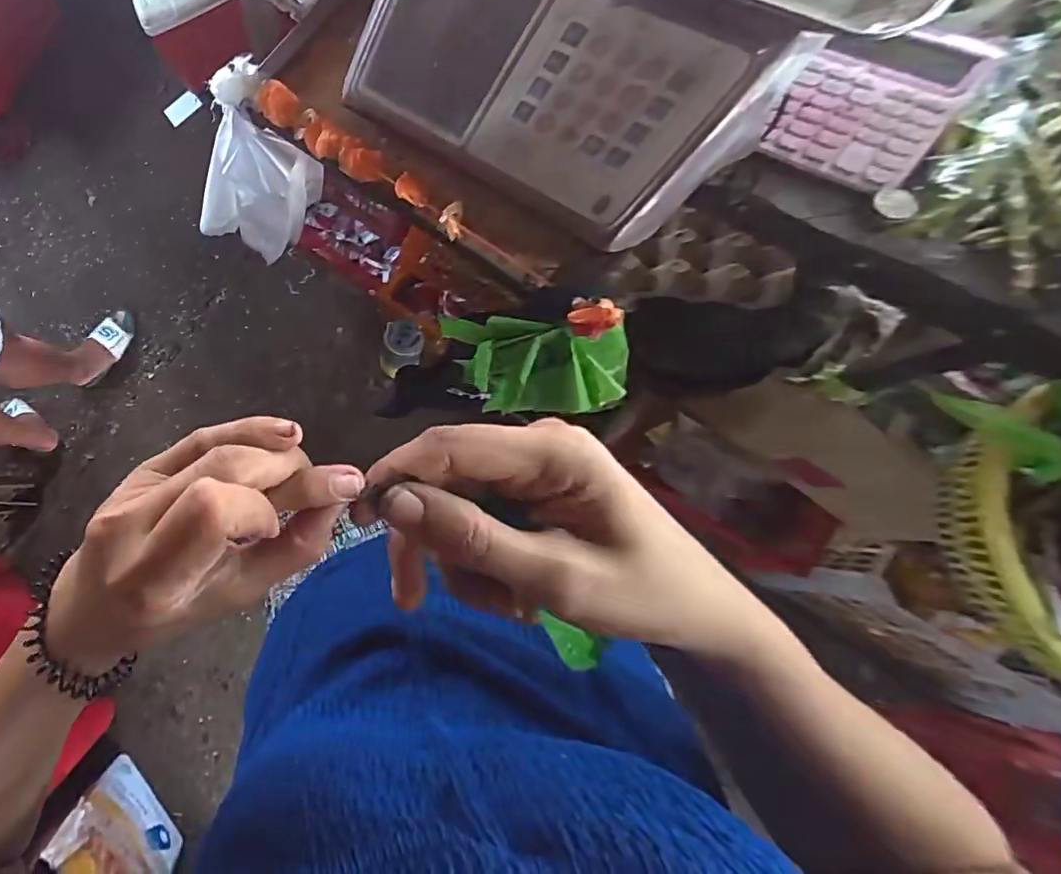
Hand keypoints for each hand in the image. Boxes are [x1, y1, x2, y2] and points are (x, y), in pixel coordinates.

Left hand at [44, 418, 364, 671]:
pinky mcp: (140, 466)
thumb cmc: (168, 616)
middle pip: (219, 468)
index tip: (288, 522)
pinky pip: (200, 436)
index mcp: (156, 577)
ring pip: (213, 447)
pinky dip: (247, 430)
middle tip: (315, 483)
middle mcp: (135, 524)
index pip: (213, 512)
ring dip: (269, 448)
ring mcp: (132, 488)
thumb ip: (288, 553)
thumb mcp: (232, 598)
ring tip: (300, 459)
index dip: (261, 509)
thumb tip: (336, 503)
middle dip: (280, 468)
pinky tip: (283, 433)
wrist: (96, 603)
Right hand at [365, 419, 785, 667]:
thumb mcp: (554, 579)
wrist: (702, 616)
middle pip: (445, 476)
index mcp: (550, 450)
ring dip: (460, 558)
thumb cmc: (643, 595)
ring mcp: (532, 466)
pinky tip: (512, 594)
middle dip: (429, 537)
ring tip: (504, 607)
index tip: (358, 519)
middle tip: (411, 596)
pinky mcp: (531, 488)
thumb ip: (472, 538)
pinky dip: (479, 558)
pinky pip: (478, 514)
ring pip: (456, 501)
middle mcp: (534, 445)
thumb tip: (396, 501)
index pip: (447, 445)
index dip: (396, 474)